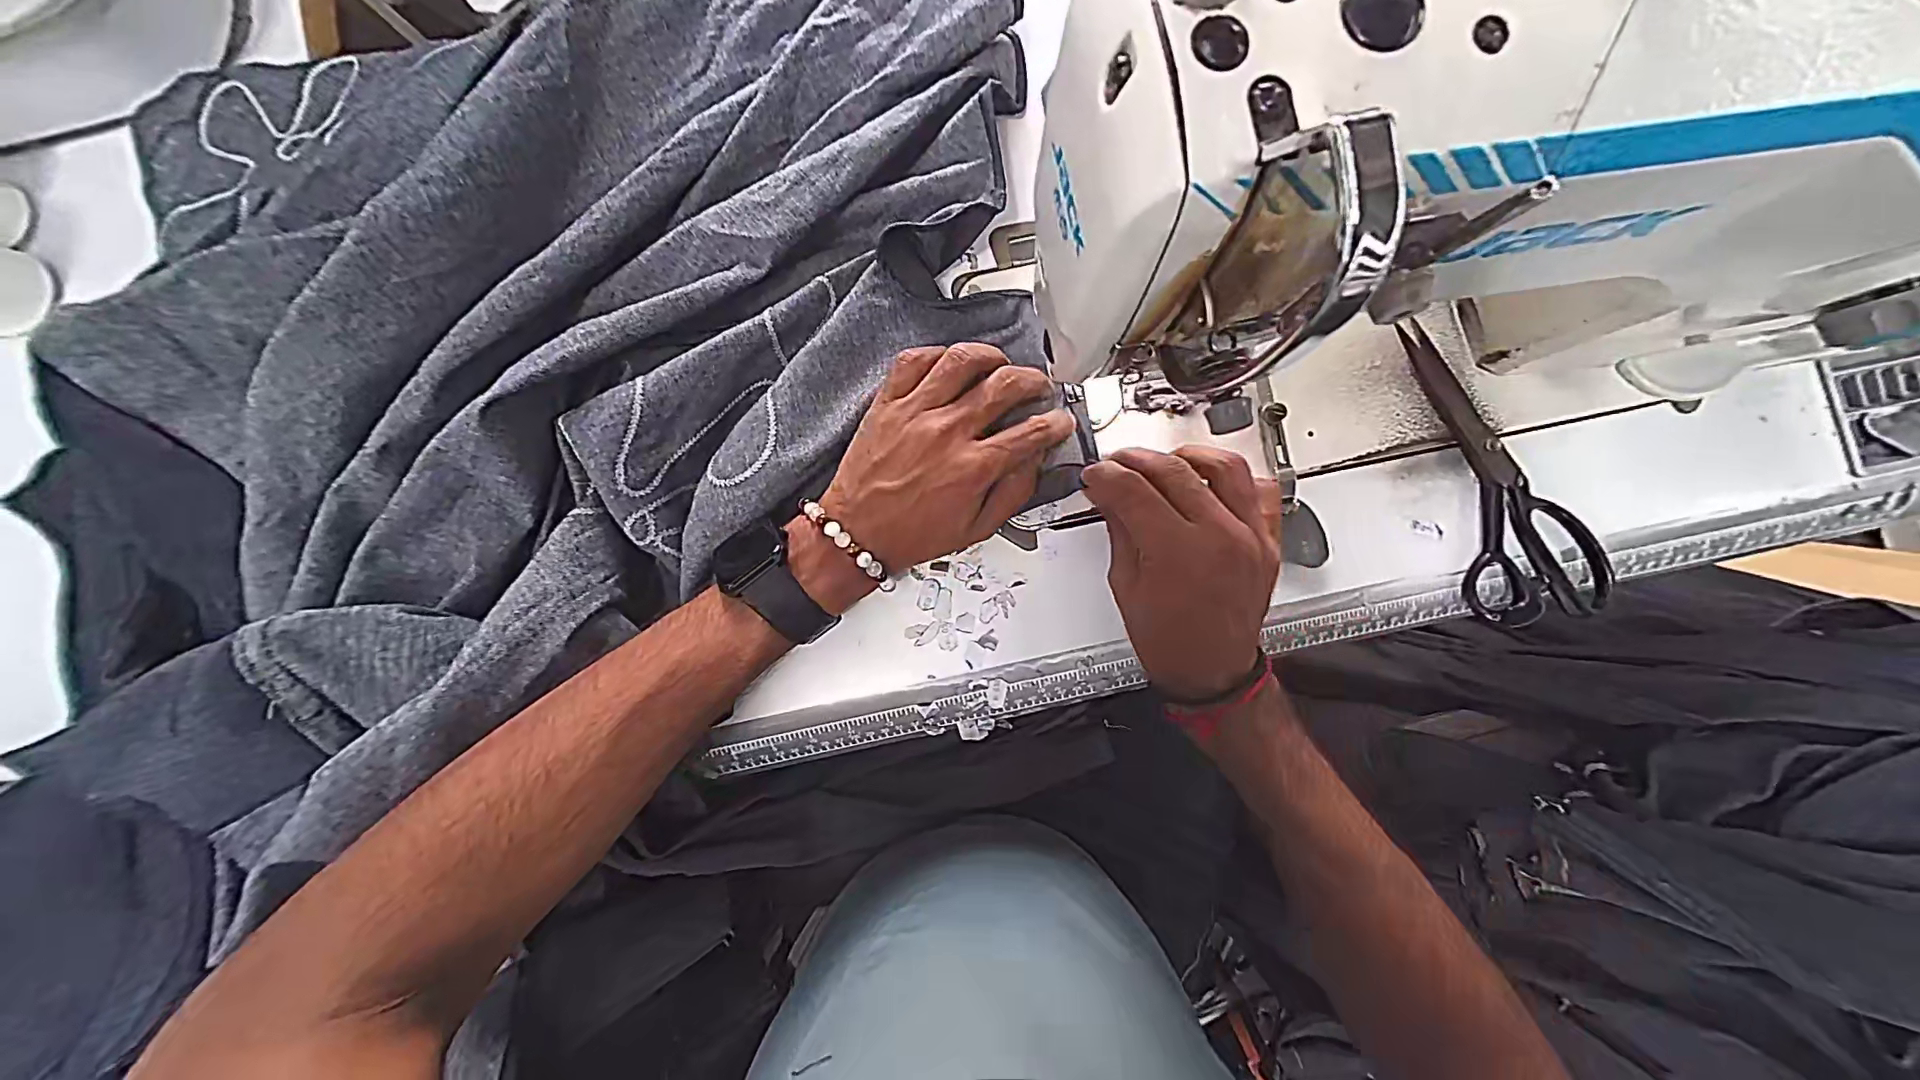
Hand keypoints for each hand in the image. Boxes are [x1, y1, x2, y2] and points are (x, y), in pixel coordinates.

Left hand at [789, 343, 1073, 612]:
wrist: (858, 534)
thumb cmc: (911, 534)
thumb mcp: (977, 528)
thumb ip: (1014, 492)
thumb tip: (1035, 460)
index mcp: (973, 468)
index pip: (1031, 431)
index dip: (1055, 422)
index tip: (1058, 421)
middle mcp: (947, 433)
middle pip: (1005, 384)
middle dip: (1034, 381)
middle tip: (1037, 387)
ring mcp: (915, 413)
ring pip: (963, 360)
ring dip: (991, 356)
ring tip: (998, 365)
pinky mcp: (888, 404)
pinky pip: (914, 360)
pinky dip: (938, 353)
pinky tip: (950, 364)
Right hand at [1081, 446, 1282, 700]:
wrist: (1212, 669)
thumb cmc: (1171, 642)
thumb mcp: (1126, 585)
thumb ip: (1119, 531)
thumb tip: (1109, 496)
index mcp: (1175, 552)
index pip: (1132, 489)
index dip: (1105, 476)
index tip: (1095, 475)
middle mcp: (1218, 538)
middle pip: (1172, 471)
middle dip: (1134, 461)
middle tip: (1117, 466)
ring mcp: (1249, 536)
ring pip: (1222, 466)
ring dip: (1185, 456)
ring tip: (1164, 461)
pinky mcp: (1267, 540)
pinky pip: (1260, 489)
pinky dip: (1235, 477)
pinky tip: (1212, 480)